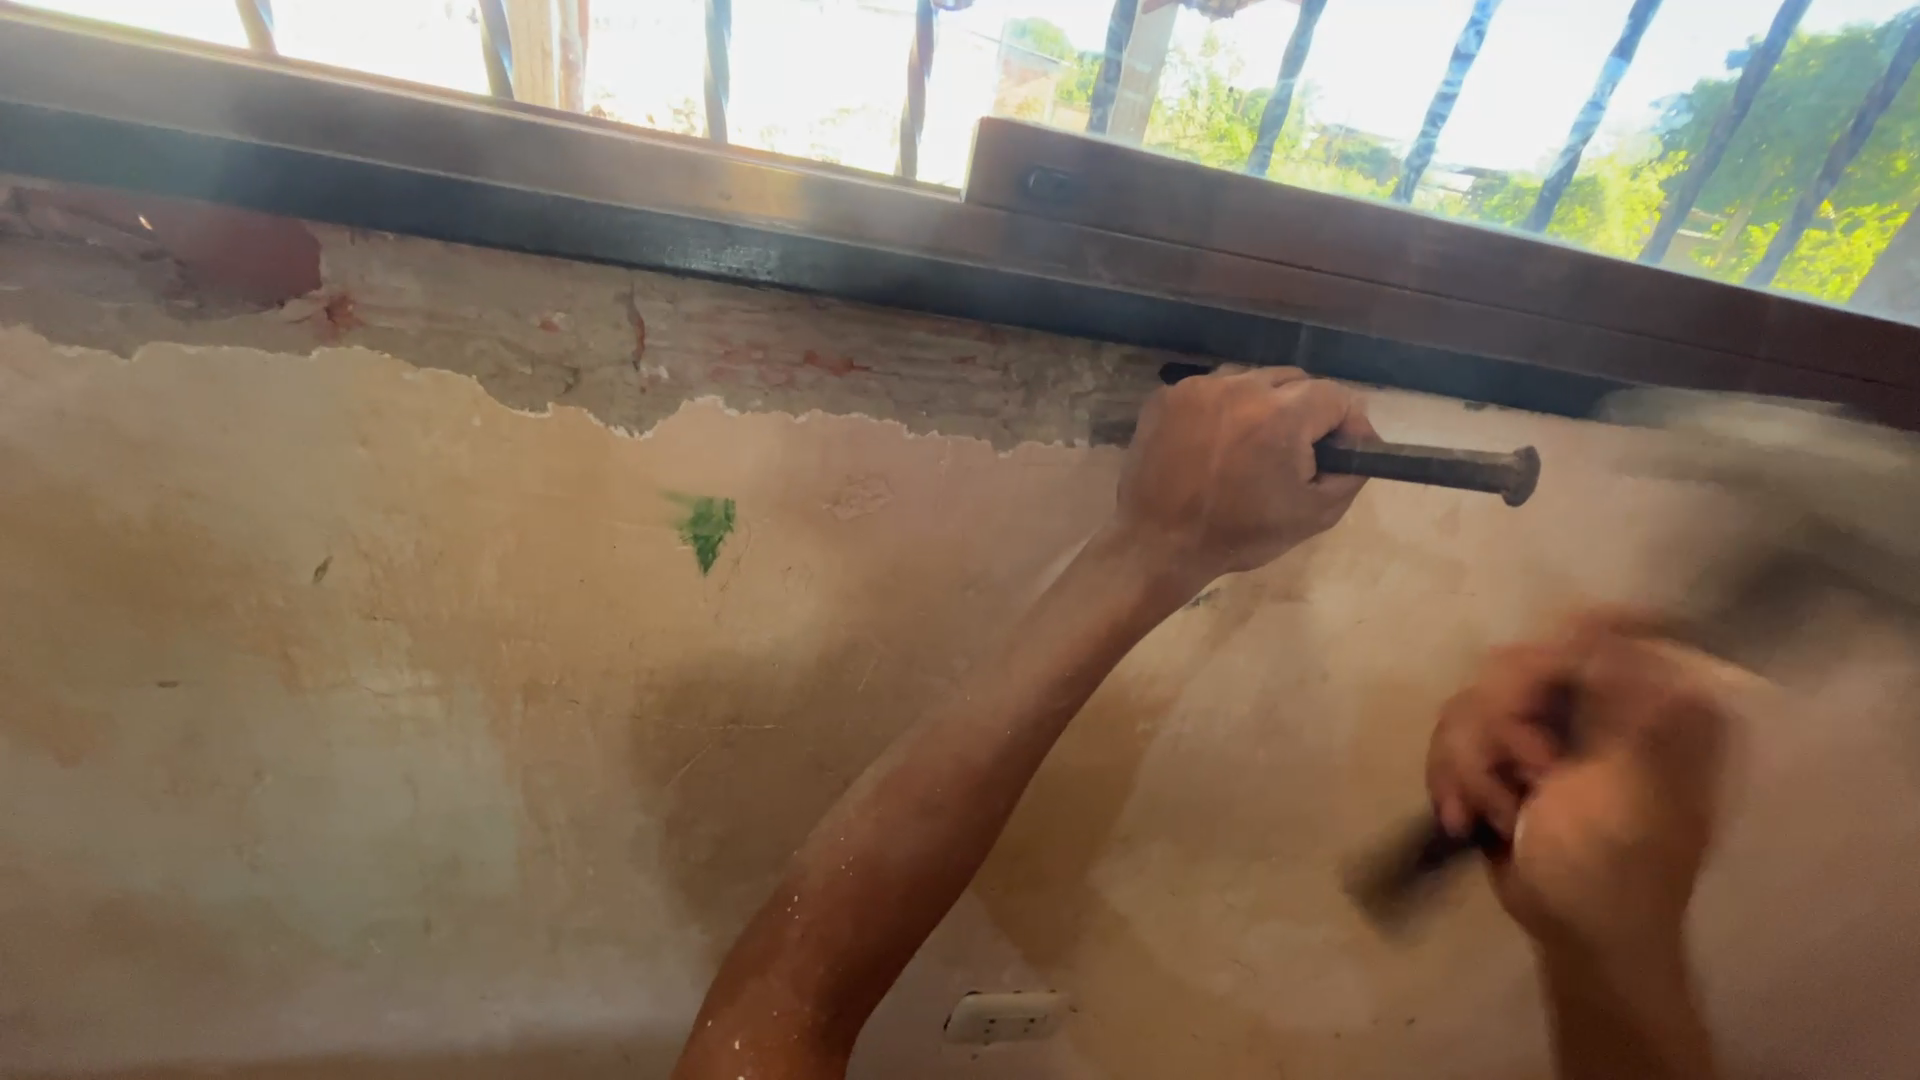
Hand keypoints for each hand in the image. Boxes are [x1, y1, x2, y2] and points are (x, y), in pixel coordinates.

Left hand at [1112, 367, 1372, 597]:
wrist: (1158, 543)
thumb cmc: (1239, 534)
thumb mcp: (1315, 514)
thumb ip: (1351, 470)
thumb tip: (1360, 443)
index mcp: (1282, 413)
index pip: (1336, 396)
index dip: (1346, 425)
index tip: (1339, 451)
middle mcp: (1240, 387)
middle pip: (1293, 382)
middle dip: (1303, 413)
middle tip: (1291, 454)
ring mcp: (1197, 388)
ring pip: (1249, 383)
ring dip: (1259, 408)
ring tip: (1248, 449)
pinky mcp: (1165, 397)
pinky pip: (1209, 392)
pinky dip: (1218, 412)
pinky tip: (1211, 445)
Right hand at [1427, 614, 1733, 954]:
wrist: (1574, 932)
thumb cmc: (1611, 869)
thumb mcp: (1623, 787)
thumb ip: (1618, 704)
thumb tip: (1624, 617)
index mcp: (1646, 710)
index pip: (1598, 636)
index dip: (1555, 655)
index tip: (1535, 698)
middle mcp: (1596, 709)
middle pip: (1516, 667)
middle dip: (1497, 727)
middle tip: (1520, 774)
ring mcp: (1545, 731)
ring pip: (1471, 703)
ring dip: (1470, 764)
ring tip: (1488, 813)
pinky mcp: (1502, 753)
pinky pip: (1451, 736)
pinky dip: (1451, 777)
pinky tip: (1462, 815)